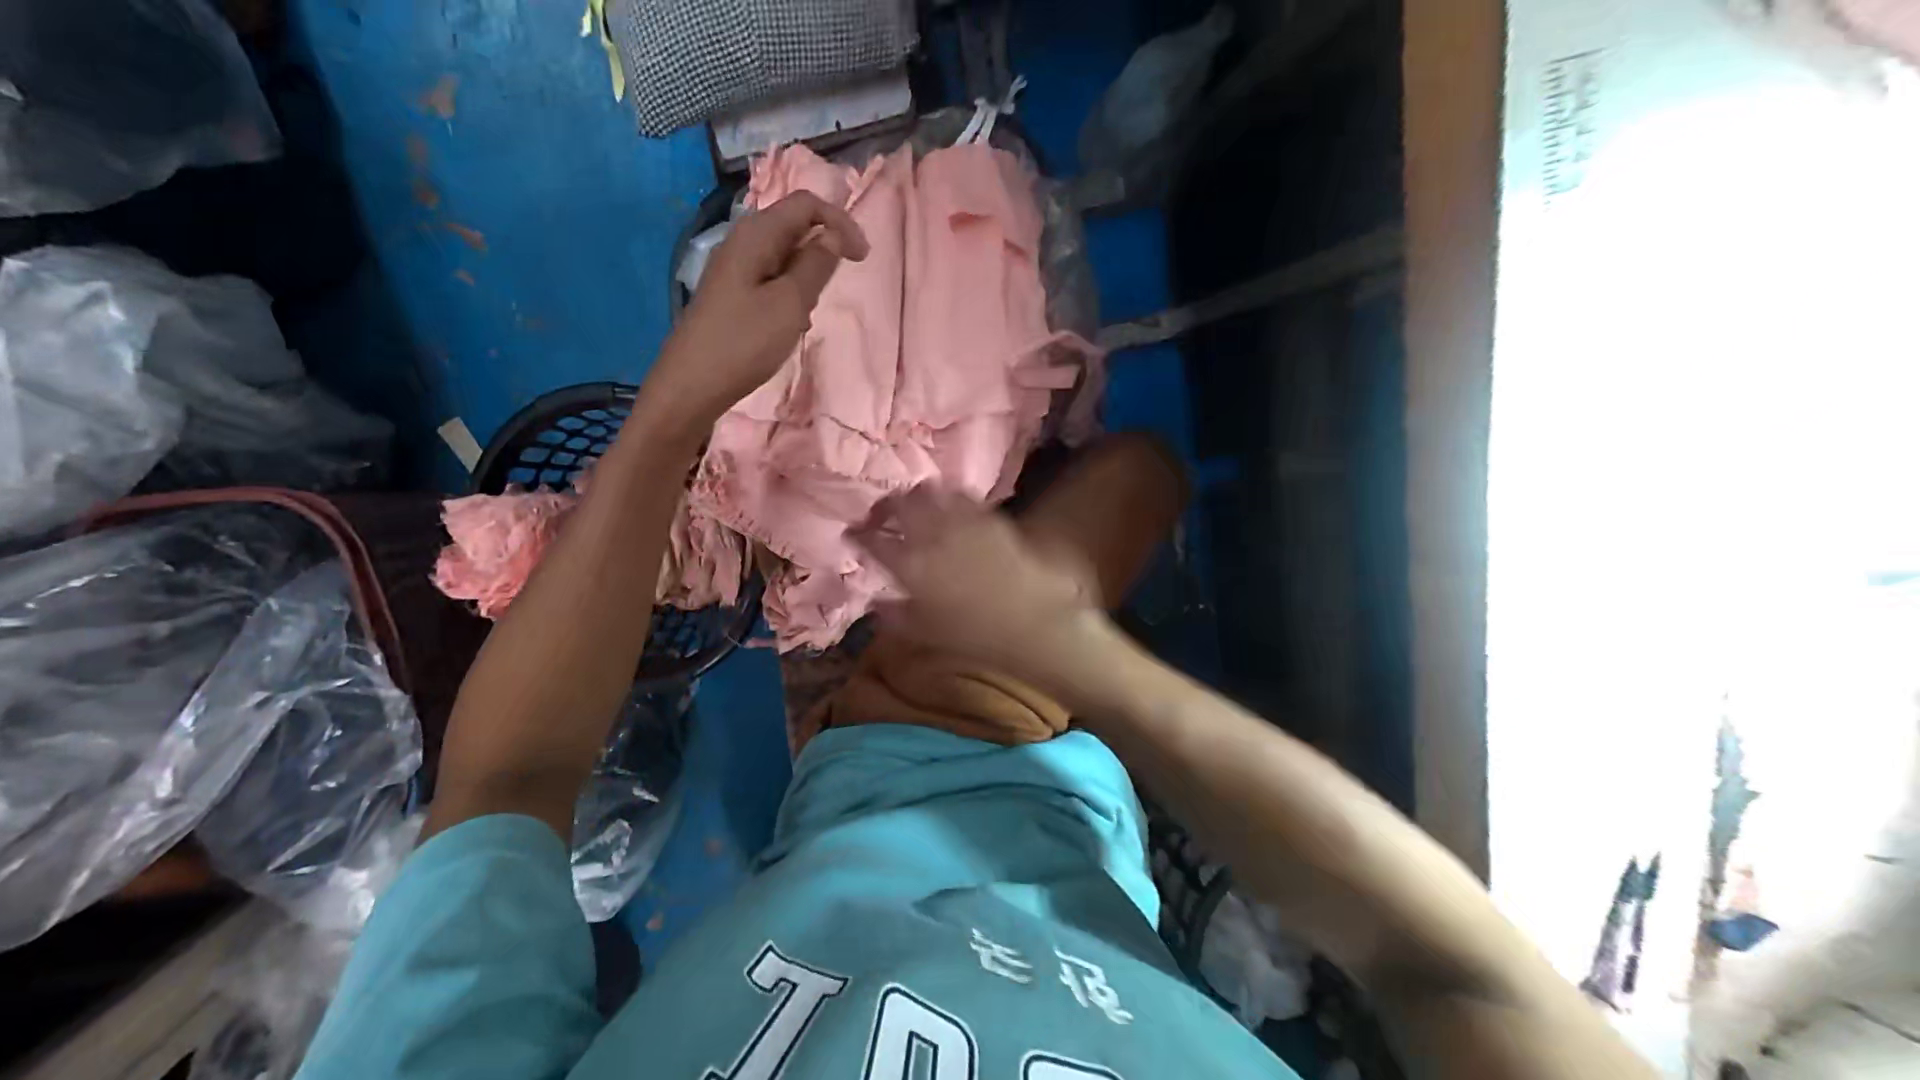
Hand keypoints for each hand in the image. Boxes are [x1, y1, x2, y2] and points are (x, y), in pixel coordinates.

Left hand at [644, 191, 868, 426]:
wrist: (692, 384)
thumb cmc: (744, 342)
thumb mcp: (790, 303)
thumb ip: (816, 265)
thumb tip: (833, 235)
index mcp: (756, 235)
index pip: (806, 204)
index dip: (840, 222)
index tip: (863, 258)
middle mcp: (743, 243)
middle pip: (794, 226)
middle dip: (823, 249)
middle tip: (835, 286)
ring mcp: (735, 270)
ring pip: (784, 256)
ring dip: (807, 277)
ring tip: (809, 312)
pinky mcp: (733, 295)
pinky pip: (771, 280)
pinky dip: (791, 294)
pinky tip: (792, 324)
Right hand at [850, 485, 1106, 677]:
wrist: (1032, 622)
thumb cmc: (974, 636)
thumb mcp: (924, 633)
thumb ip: (893, 614)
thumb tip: (874, 602)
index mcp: (909, 565)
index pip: (871, 540)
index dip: (858, 534)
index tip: (853, 534)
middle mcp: (931, 535)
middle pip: (899, 503)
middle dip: (885, 505)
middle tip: (881, 514)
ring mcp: (961, 521)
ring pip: (929, 492)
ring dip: (917, 496)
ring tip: (915, 506)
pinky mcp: (989, 516)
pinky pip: (962, 496)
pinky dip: (949, 498)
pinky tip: (951, 509)